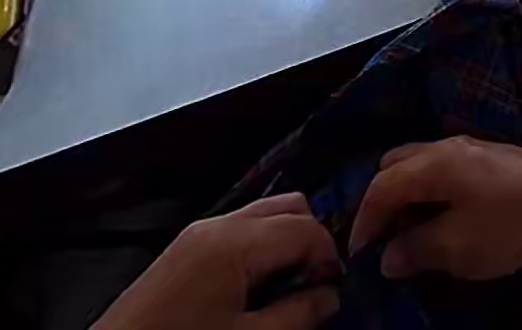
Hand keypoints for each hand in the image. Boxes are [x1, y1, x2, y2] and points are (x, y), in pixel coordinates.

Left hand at [95, 193, 340, 329]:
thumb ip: (295, 317)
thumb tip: (330, 296)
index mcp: (236, 242)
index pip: (304, 227)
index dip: (328, 255)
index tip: (336, 291)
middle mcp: (221, 223)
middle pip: (287, 205)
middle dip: (310, 238)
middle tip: (314, 285)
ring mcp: (200, 231)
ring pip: (264, 212)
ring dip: (286, 240)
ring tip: (289, 289)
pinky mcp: (185, 247)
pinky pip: (239, 228)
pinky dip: (260, 246)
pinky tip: (256, 288)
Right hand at [348, 136, 521, 281]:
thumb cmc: (509, 222)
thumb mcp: (459, 247)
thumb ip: (417, 249)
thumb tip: (388, 257)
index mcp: (430, 164)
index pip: (381, 185)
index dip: (364, 219)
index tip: (358, 254)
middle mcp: (442, 146)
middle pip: (395, 164)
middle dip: (383, 200)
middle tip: (384, 239)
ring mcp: (466, 147)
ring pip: (419, 164)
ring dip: (407, 195)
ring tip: (413, 235)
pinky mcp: (485, 156)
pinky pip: (441, 168)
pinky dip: (429, 191)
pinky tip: (444, 219)